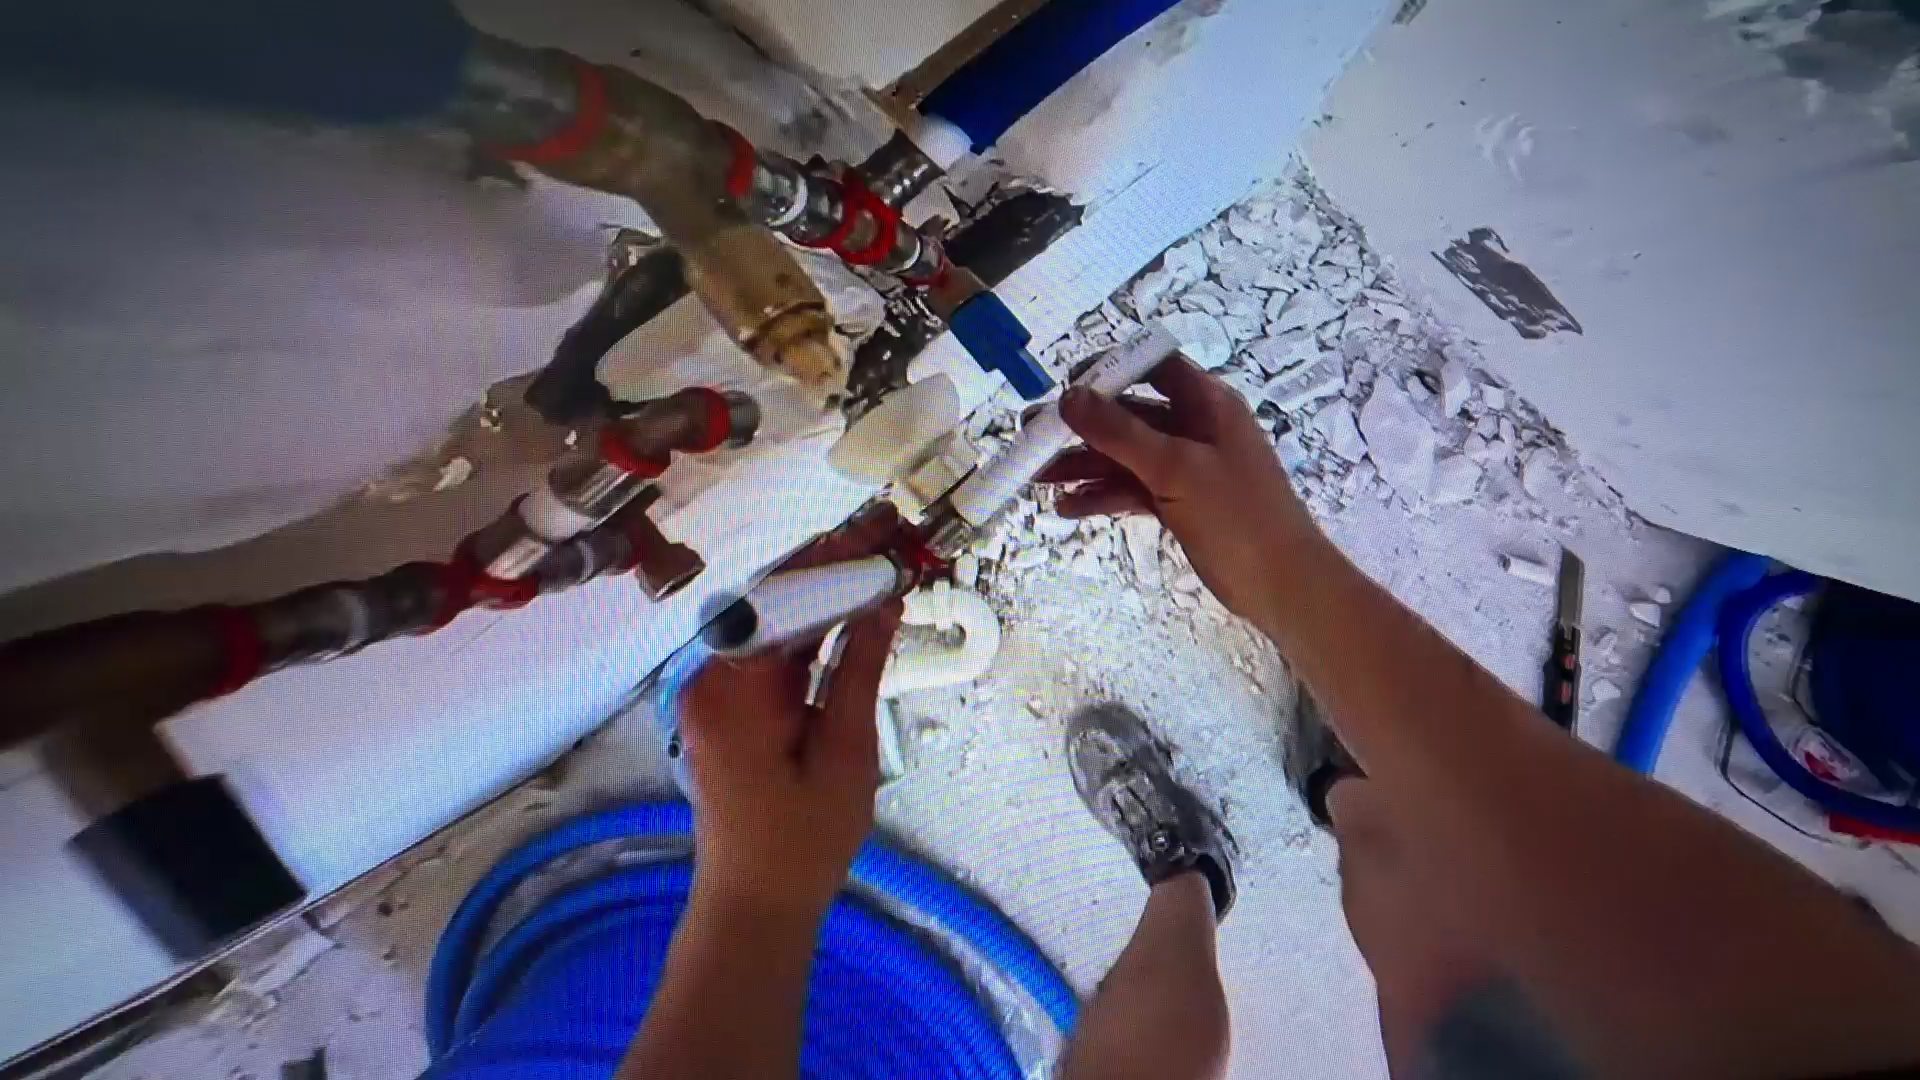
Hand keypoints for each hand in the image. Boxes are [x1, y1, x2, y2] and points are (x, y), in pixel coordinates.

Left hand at [678, 506, 905, 919]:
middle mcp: (710, 676)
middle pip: (773, 599)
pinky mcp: (728, 699)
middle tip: (884, 532)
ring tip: (875, 554)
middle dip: (830, 563)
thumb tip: (885, 602)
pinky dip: (811, 625)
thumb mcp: (845, 750)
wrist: (756, 900)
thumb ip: (859, 668)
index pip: (783, 599)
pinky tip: (849, 602)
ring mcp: (715, 687)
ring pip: (773, 618)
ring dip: (823, 589)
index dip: (834, 560)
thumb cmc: (804, 838)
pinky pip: (771, 647)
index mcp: (730, 689)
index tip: (879, 530)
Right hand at [1042, 354, 1324, 621]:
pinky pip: (1131, 490)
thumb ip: (1119, 432)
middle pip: (1127, 417)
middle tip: (1031, 435)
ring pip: (1124, 457)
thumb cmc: (1236, 514)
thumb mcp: (1174, 468)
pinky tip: (1068, 508)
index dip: (1109, 369)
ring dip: (1082, 467)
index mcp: (1206, 404)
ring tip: (1037, 479)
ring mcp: (1185, 468)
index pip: (1153, 367)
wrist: (1281, 583)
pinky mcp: (1178, 503)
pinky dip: (1102, 496)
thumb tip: (1068, 396)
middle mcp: (1194, 429)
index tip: (1064, 384)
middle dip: (1079, 428)